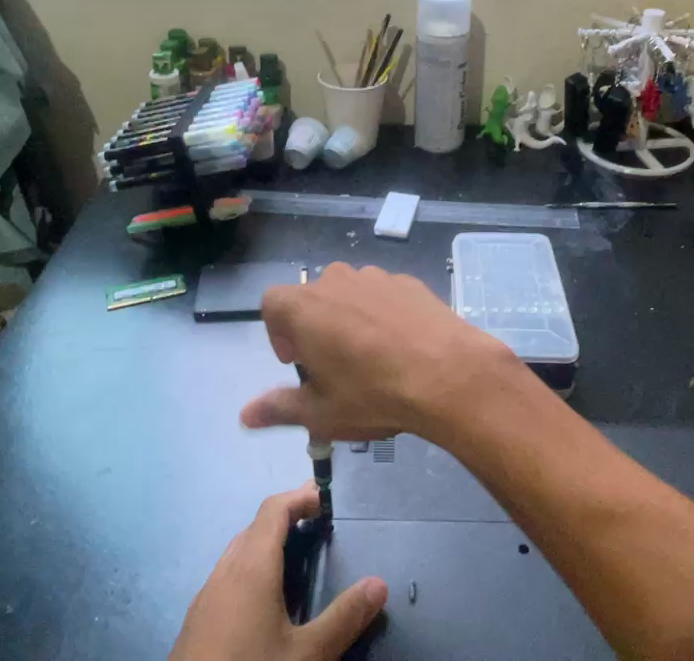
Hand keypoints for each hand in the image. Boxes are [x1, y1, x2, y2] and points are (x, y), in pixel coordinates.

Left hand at [169, 483, 386, 660]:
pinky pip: (227, 577)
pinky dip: (251, 568)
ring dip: (267, 543)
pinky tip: (266, 601)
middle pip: (256, 526)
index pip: (274, 509)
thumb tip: (378, 584)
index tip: (328, 500)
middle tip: (321, 524)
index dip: (301, 497)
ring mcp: (206, 596)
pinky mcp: (197, 621)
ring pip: (239, 552)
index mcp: (251, 567)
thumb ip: (343, 618)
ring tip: (298, 557)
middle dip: (287, 517)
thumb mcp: (306, 656)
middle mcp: (225, 571)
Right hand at [239, 263, 519, 442]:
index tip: (299, 363)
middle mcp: (336, 281)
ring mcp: (376, 277)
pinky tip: (401, 347)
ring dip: (349, 318)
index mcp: (305, 307)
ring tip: (370, 358)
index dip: (279, 332)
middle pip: (313, 298)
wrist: (448, 374)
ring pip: (350, 294)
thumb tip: (246, 415)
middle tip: (333, 365)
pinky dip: (383, 315)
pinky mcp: (410, 282)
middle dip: (315, 327)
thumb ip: (279, 408)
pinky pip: (384, 295)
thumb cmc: (373, 393)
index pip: (272, 303)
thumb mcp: (320, 412)